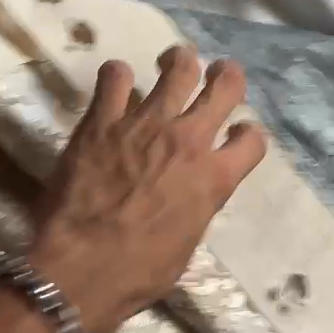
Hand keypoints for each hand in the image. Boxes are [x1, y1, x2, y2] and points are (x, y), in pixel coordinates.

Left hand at [31, 46, 267, 332]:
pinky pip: (114, 77)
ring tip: (172, 59)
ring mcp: (145, 123)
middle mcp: (188, 140)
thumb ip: (196, 207)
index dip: (248, 136)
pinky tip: (115, 80)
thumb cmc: (138, 273)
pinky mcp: (103, 119)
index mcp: (214, 178)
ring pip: (177, 69)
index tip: (237, 136)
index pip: (252, 140)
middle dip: (225, 74)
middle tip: (216, 71)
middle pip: (225, 86)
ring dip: (179, 60)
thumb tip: (190, 195)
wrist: (80, 268)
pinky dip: (117, 75)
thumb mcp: (186, 245)